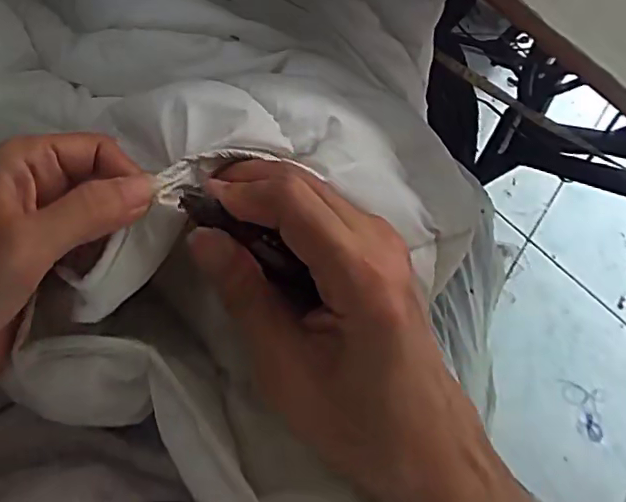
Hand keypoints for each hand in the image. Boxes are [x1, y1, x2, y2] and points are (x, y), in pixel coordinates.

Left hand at [0, 132, 154, 401]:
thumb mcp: (29, 244)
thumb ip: (89, 210)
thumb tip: (151, 185)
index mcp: (26, 159)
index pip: (97, 149)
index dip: (125, 176)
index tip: (146, 216)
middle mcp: (37, 179)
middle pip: (101, 178)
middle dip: (121, 207)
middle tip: (134, 247)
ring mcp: (41, 218)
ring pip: (100, 211)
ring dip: (114, 235)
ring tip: (116, 266)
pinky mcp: (46, 253)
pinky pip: (89, 241)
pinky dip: (101, 256)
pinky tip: (101, 278)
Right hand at [189, 162, 527, 501]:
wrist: (426, 444)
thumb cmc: (355, 420)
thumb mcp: (284, 367)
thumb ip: (243, 293)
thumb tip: (201, 236)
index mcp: (360, 272)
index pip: (293, 199)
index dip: (241, 190)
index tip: (199, 202)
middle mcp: (378, 238)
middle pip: (303, 182)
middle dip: (248, 181)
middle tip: (205, 202)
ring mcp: (384, 236)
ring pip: (314, 186)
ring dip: (266, 190)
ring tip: (225, 215)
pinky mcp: (381, 243)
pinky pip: (326, 203)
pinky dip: (287, 204)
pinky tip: (261, 227)